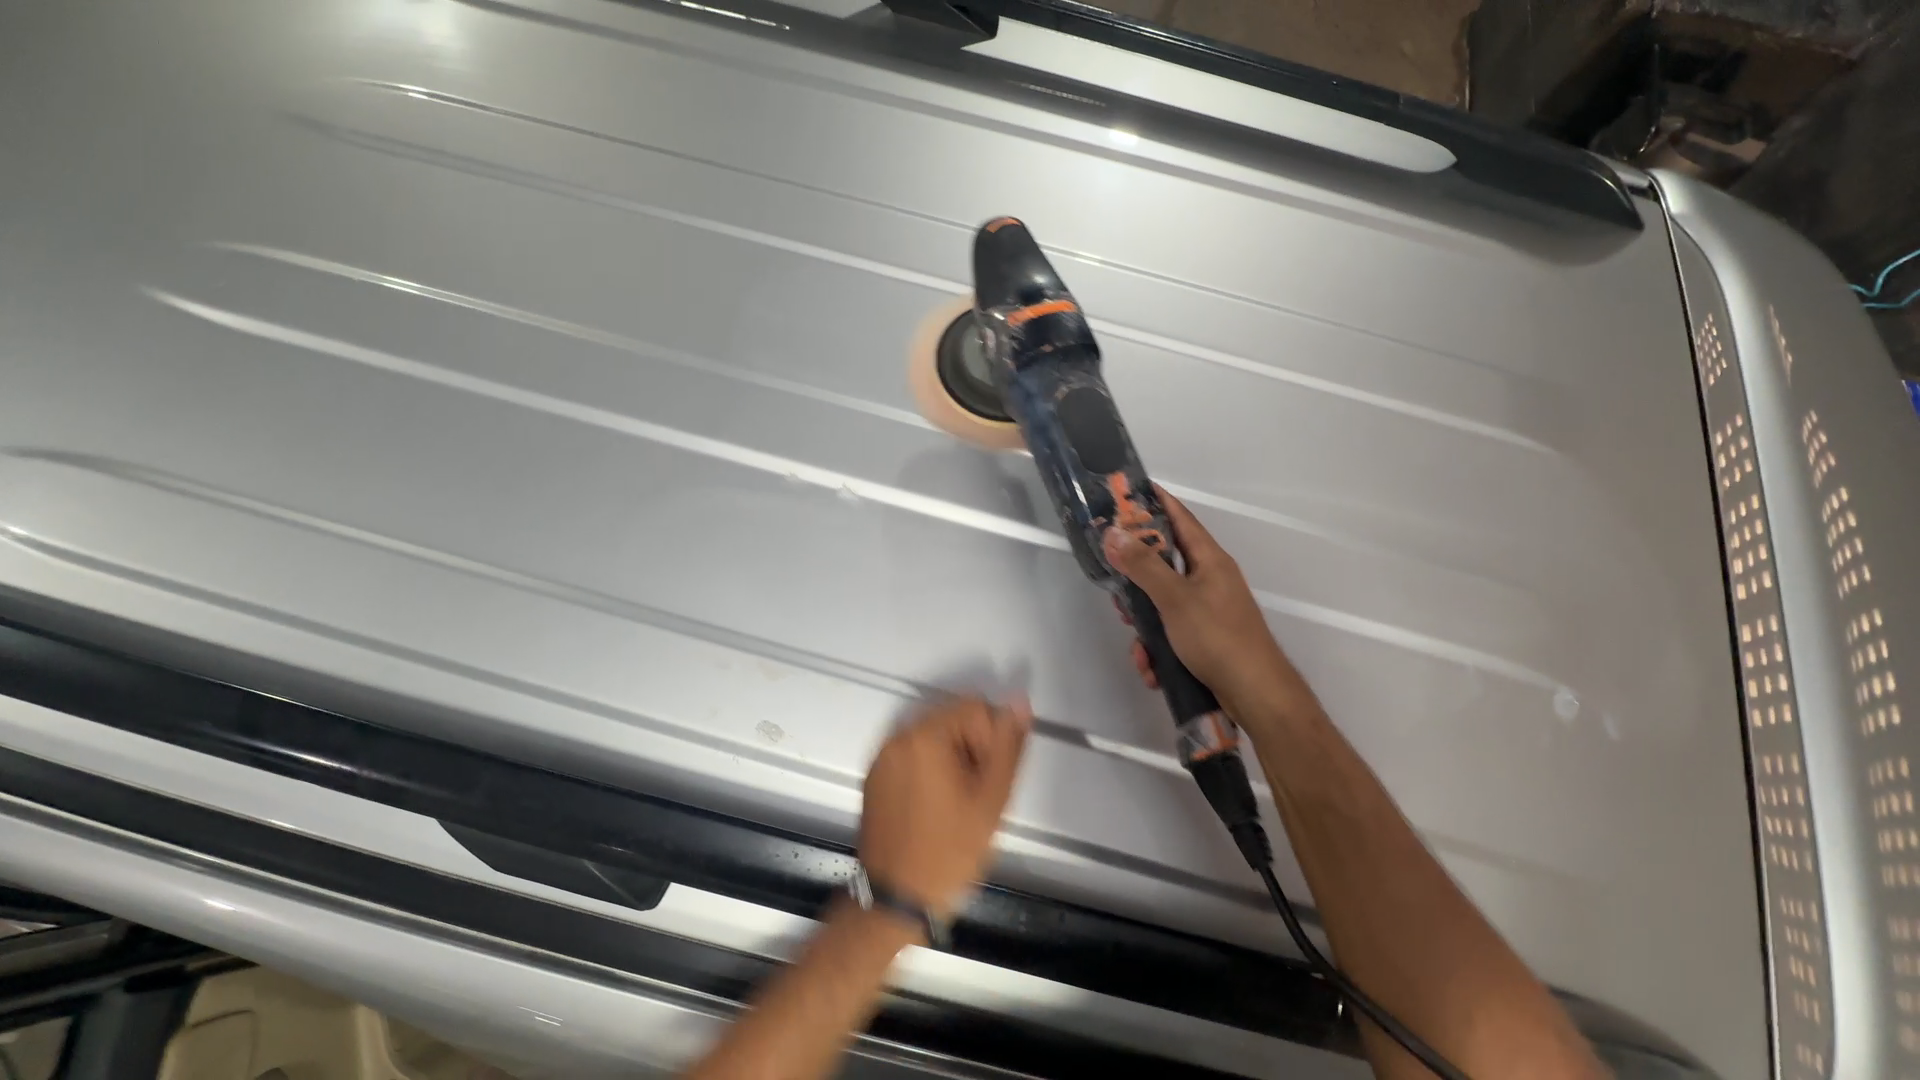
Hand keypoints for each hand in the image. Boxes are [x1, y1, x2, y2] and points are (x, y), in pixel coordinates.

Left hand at [860, 696, 1030, 916]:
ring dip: (951, 760)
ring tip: (955, 805)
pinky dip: (928, 772)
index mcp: (925, 736)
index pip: (976, 707)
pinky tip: (934, 809)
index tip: (987, 780)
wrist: (897, 899)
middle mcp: (898, 737)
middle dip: (972, 749)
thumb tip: (1019, 702)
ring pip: (933, 739)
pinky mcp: (874, 777)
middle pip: (952, 720)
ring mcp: (882, 758)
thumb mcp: (992, 799)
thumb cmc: (950, 851)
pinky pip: (911, 757)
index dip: (992, 740)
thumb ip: (1008, 745)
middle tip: (975, 796)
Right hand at [1102, 486, 1306, 721]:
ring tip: (1139, 649)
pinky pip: (1171, 635)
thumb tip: (1114, 533)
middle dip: (1137, 584)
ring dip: (1145, 629)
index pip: (1180, 518)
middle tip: (1117, 594)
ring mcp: (1209, 610)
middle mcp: (1210, 579)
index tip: (1128, 494)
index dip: (1155, 502)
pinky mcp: (1205, 639)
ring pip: (1162, 606)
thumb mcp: (1174, 598)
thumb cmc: (1217, 637)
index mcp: (1209, 560)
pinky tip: (1152, 669)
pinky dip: (1158, 652)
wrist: (1255, 693)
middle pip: (1164, 565)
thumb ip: (1142, 565)